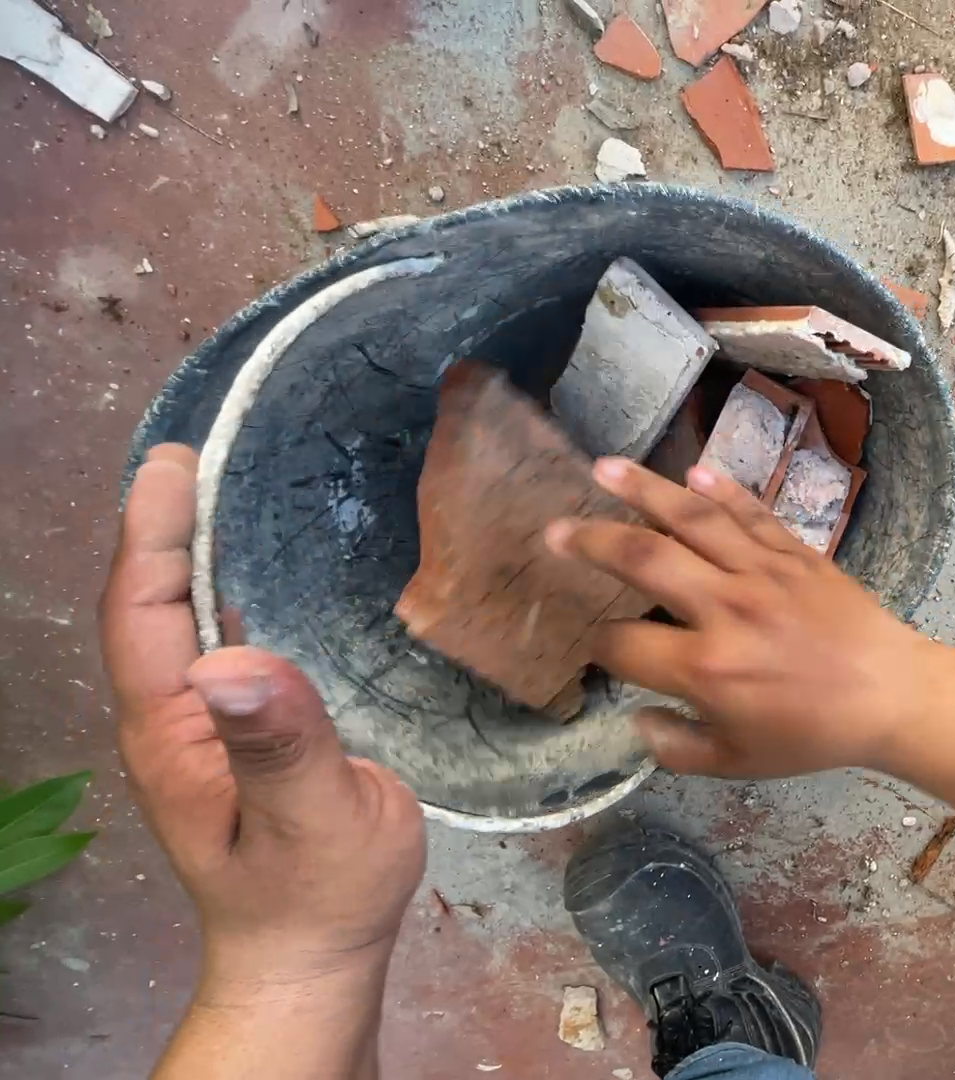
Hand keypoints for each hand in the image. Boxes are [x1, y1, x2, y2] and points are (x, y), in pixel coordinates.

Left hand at [99, 444, 425, 1000]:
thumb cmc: (320, 885)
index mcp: (178, 730)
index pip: (146, 617)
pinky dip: (231, 598)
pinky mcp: (249, 734)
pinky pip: (226, 647)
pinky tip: (262, 581)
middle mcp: (179, 719)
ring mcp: (211, 728)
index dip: (152, 538)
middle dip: (159, 530)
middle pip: (151, 610)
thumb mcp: (312, 817)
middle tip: (191, 462)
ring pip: (184, 627)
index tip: (173, 466)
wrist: (314, 943)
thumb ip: (279, 745)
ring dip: (188, 558)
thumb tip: (235, 662)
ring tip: (220, 500)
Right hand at [545, 458, 944, 777]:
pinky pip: (752, 514)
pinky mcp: (797, 554)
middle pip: (645, 560)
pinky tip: (695, 470)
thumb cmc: (815, 733)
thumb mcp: (740, 763)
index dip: (598, 643)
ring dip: (645, 490)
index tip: (594, 640)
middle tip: (555, 528)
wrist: (891, 693)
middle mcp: (727, 608)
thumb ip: (678, 747)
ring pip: (695, 519)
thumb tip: (636, 719)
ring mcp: (764, 573)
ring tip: (603, 467)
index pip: (624, 643)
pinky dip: (723, 490)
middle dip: (592, 542)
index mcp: (708, 668)